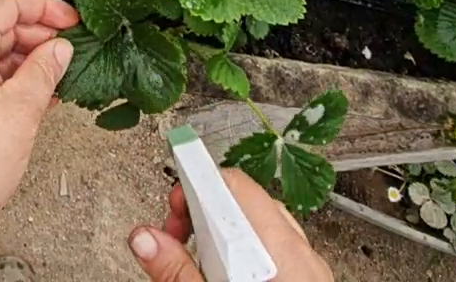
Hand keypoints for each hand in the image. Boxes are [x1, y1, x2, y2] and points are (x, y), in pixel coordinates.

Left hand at [0, 0, 79, 243]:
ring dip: (30, 56)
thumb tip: (61, 47)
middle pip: (1, 24)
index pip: (6, 4)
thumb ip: (44, 69)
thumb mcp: (21, 110)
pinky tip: (43, 92)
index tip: (74, 19)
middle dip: (40, 31)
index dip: (44, 5)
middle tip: (74, 48)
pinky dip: (16, 77)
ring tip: (63, 73)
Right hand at [129, 169, 334, 281]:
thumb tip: (143, 237)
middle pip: (247, 204)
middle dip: (204, 213)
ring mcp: (311, 276)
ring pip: (263, 230)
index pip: (234, 185)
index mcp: (282, 255)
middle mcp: (303, 259)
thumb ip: (176, 273)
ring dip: (223, 236)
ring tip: (198, 263)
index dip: (195, 184)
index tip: (170, 202)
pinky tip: (225, 275)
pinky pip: (276, 256)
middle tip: (176, 238)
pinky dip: (244, 257)